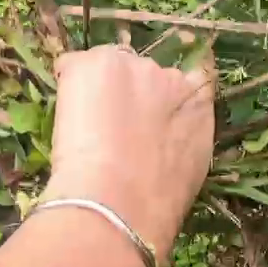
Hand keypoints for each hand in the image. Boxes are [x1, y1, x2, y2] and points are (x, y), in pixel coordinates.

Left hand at [41, 45, 214, 262]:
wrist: (122, 201)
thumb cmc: (159, 201)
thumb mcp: (190, 167)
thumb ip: (182, 138)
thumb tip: (162, 134)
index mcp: (199, 103)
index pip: (190, 80)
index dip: (164, 97)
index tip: (149, 116)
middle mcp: (169, 76)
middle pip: (143, 75)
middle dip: (129, 95)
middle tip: (114, 132)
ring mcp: (131, 66)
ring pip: (107, 72)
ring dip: (99, 94)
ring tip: (90, 133)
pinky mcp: (94, 65)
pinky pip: (72, 69)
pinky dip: (68, 90)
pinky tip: (69, 125)